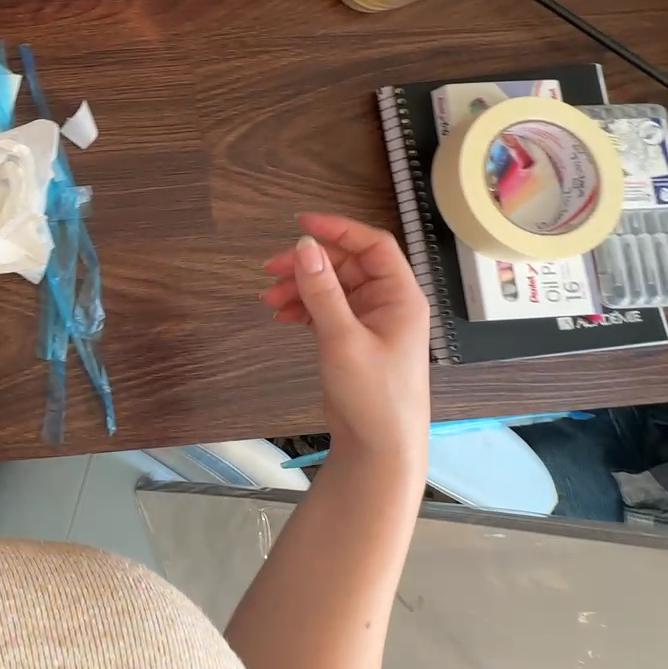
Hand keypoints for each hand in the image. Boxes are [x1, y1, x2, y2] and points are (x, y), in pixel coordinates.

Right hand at [259, 213, 429, 460]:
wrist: (379, 445)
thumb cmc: (372, 392)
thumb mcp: (342, 338)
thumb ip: (322, 291)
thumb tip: (304, 246)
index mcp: (399, 296)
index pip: (372, 246)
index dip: (337, 229)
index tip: (298, 223)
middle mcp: (387, 303)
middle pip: (345, 265)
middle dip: (307, 265)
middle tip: (268, 271)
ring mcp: (369, 322)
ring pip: (330, 288)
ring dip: (299, 288)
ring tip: (269, 301)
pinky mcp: (352, 339)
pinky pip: (325, 309)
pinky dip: (303, 308)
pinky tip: (283, 316)